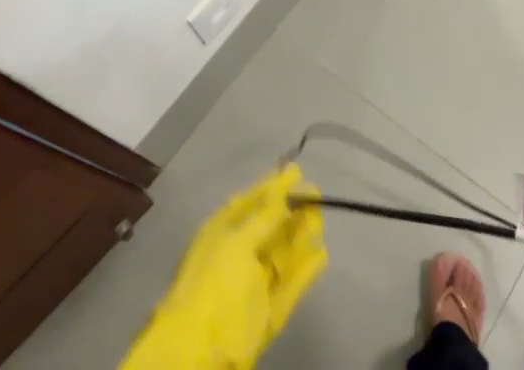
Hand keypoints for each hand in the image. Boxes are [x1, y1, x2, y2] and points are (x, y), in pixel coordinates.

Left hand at [119, 165, 326, 369]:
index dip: (272, 187)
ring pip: (283, 252)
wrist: (202, 355)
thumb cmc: (217, 287)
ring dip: (301, 236)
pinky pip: (292, 282)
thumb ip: (267, 214)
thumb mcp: (238, 243)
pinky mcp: (271, 310)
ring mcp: (255, 283)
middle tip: (316, 197)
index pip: (249, 202)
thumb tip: (288, 180)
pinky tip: (322, 253)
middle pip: (269, 226)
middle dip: (291, 210)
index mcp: (222, 234)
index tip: (296, 172)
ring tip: (319, 222)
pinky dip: (306, 269)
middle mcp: (237, 255)